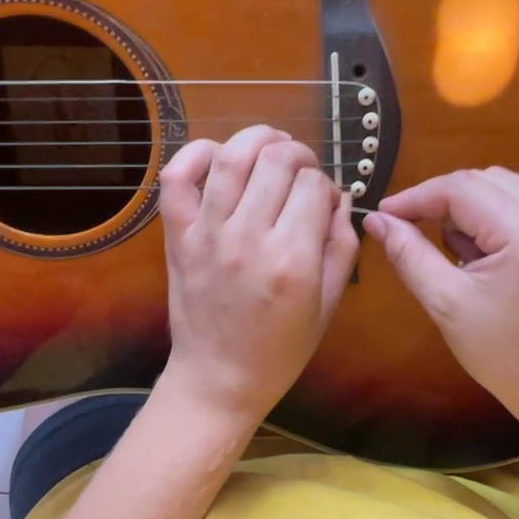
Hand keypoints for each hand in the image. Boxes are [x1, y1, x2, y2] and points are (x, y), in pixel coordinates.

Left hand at [156, 126, 358, 423]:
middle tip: (302, 173)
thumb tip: (340, 198)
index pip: (315, 185)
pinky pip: (177, 178)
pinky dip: (195, 154)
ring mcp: (208, 235)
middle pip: (278, 161)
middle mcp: (250, 239)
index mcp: (293, 261)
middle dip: (299, 155)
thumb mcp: (328, 306)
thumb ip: (341, 248)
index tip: (324, 201)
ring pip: (232, 157)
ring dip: (258, 138)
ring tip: (271, 146)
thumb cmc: (280, 350)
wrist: (219, 379)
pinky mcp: (178, 237)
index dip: (326, 183)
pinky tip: (218, 156)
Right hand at [363, 167, 518, 421]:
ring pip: (498, 187)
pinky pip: (513, 205)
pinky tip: (472, 254)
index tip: (383, 214)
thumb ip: (409, 254)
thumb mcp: (446, 303)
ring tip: (447, 251)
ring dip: (462, 209)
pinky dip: (484, 218)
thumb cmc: (500, 352)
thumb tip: (376, 220)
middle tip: (408, 229)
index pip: (462, 189)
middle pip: (482, 180)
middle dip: (439, 200)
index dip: (416, 197)